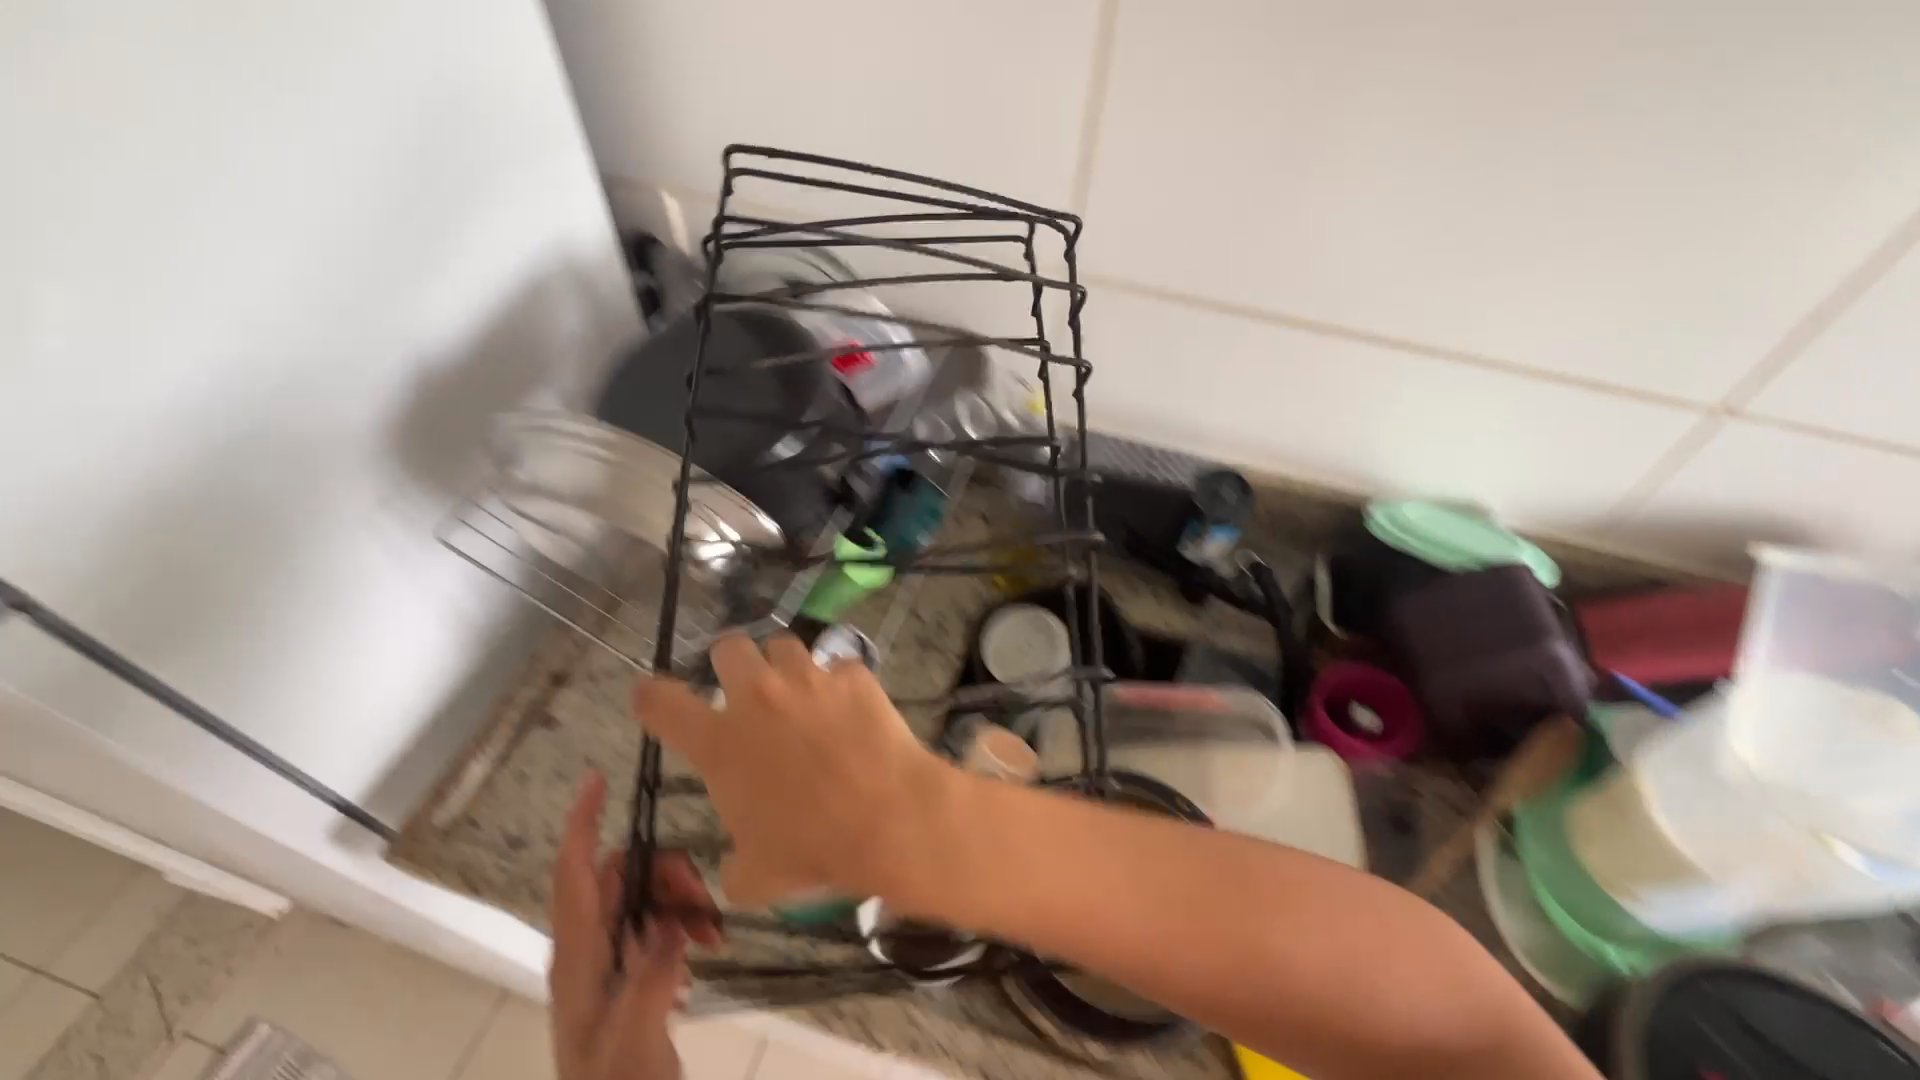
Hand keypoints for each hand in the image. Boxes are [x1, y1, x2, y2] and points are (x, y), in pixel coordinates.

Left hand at [549, 773, 719, 1079]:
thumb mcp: (633, 1042)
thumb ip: (650, 981)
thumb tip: (671, 923)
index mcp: (577, 958)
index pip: (572, 876)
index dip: (580, 825)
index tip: (596, 781)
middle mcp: (587, 949)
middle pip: (620, 877)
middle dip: (665, 871)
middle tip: (705, 901)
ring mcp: (608, 960)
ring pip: (644, 896)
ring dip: (682, 899)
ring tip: (716, 933)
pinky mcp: (630, 972)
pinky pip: (658, 924)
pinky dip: (686, 923)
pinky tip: (707, 947)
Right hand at [633, 632, 957, 909]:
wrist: (889, 818)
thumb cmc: (813, 849)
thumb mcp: (756, 876)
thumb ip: (735, 866)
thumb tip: (736, 870)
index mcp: (720, 742)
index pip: (662, 704)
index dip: (651, 697)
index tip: (651, 697)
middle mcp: (758, 698)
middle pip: (728, 648)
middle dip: (731, 664)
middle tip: (745, 692)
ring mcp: (809, 679)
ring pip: (783, 646)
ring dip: (784, 667)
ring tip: (800, 694)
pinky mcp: (854, 676)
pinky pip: (839, 668)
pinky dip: (840, 685)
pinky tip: (851, 711)